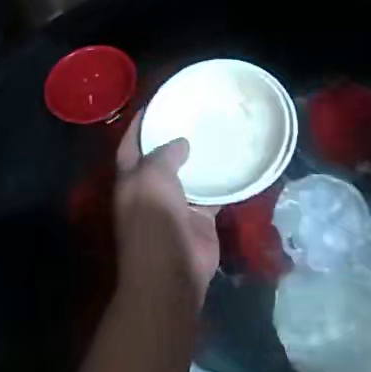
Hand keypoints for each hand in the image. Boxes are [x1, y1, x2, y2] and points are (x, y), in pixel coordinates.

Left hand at [113, 114, 219, 302]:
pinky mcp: (202, 217)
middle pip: (162, 158)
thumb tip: (181, 143)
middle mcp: (151, 190)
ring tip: (220, 129)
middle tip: (197, 112)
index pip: (131, 144)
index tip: (158, 101)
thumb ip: (164, 155)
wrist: (172, 270)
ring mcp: (177, 205)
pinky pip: (215, 193)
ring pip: (190, 174)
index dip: (140, 123)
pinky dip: (226, 181)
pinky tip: (239, 161)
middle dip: (175, 138)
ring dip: (202, 157)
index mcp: (131, 179)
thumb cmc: (153, 220)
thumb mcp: (151, 178)